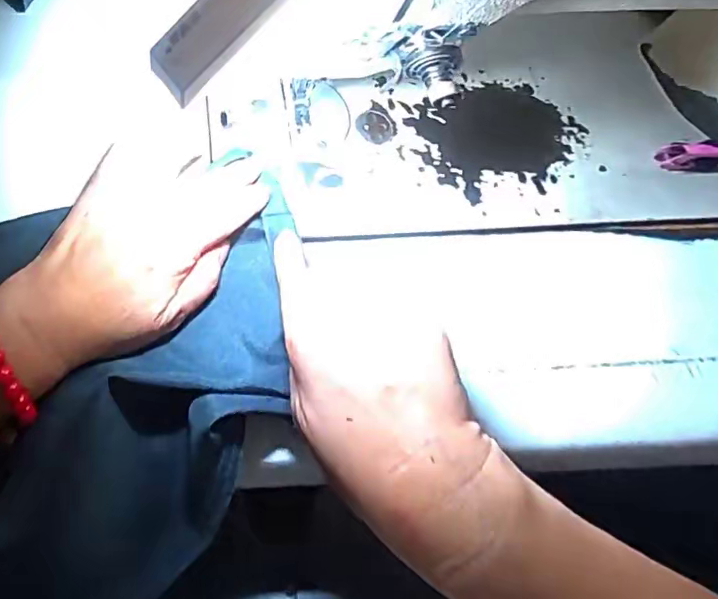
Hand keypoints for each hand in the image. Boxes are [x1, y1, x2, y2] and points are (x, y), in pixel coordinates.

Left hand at [0, 137, 268, 393]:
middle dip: (232, 174)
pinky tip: (171, 140)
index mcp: (171, 251)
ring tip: (217, 158)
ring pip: (172, 162)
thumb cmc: (113, 321)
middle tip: (252, 165)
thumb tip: (228, 237)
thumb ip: (207, 274)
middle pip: (203, 184)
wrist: (52, 308)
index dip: (247, 200)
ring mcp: (123, 194)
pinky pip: (134, 151)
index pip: (222, 214)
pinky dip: (155, 142)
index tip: (263, 191)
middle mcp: (150, 214)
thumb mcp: (171, 315)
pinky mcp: (102, 185)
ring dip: (200, 157)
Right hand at [273, 227, 525, 593]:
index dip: (289, 256)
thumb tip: (303, 333)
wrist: (429, 474)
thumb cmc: (359, 455)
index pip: (292, 273)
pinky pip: (402, 312)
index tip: (288, 243)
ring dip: (368, 317)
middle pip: (332, 286)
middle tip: (348, 350)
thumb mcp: (301, 409)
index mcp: (308, 333)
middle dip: (335, 306)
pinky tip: (403, 364)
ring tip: (379, 362)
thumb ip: (298, 355)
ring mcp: (388, 312)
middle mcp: (346, 311)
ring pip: (368, 297)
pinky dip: (400, 329)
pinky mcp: (425, 319)